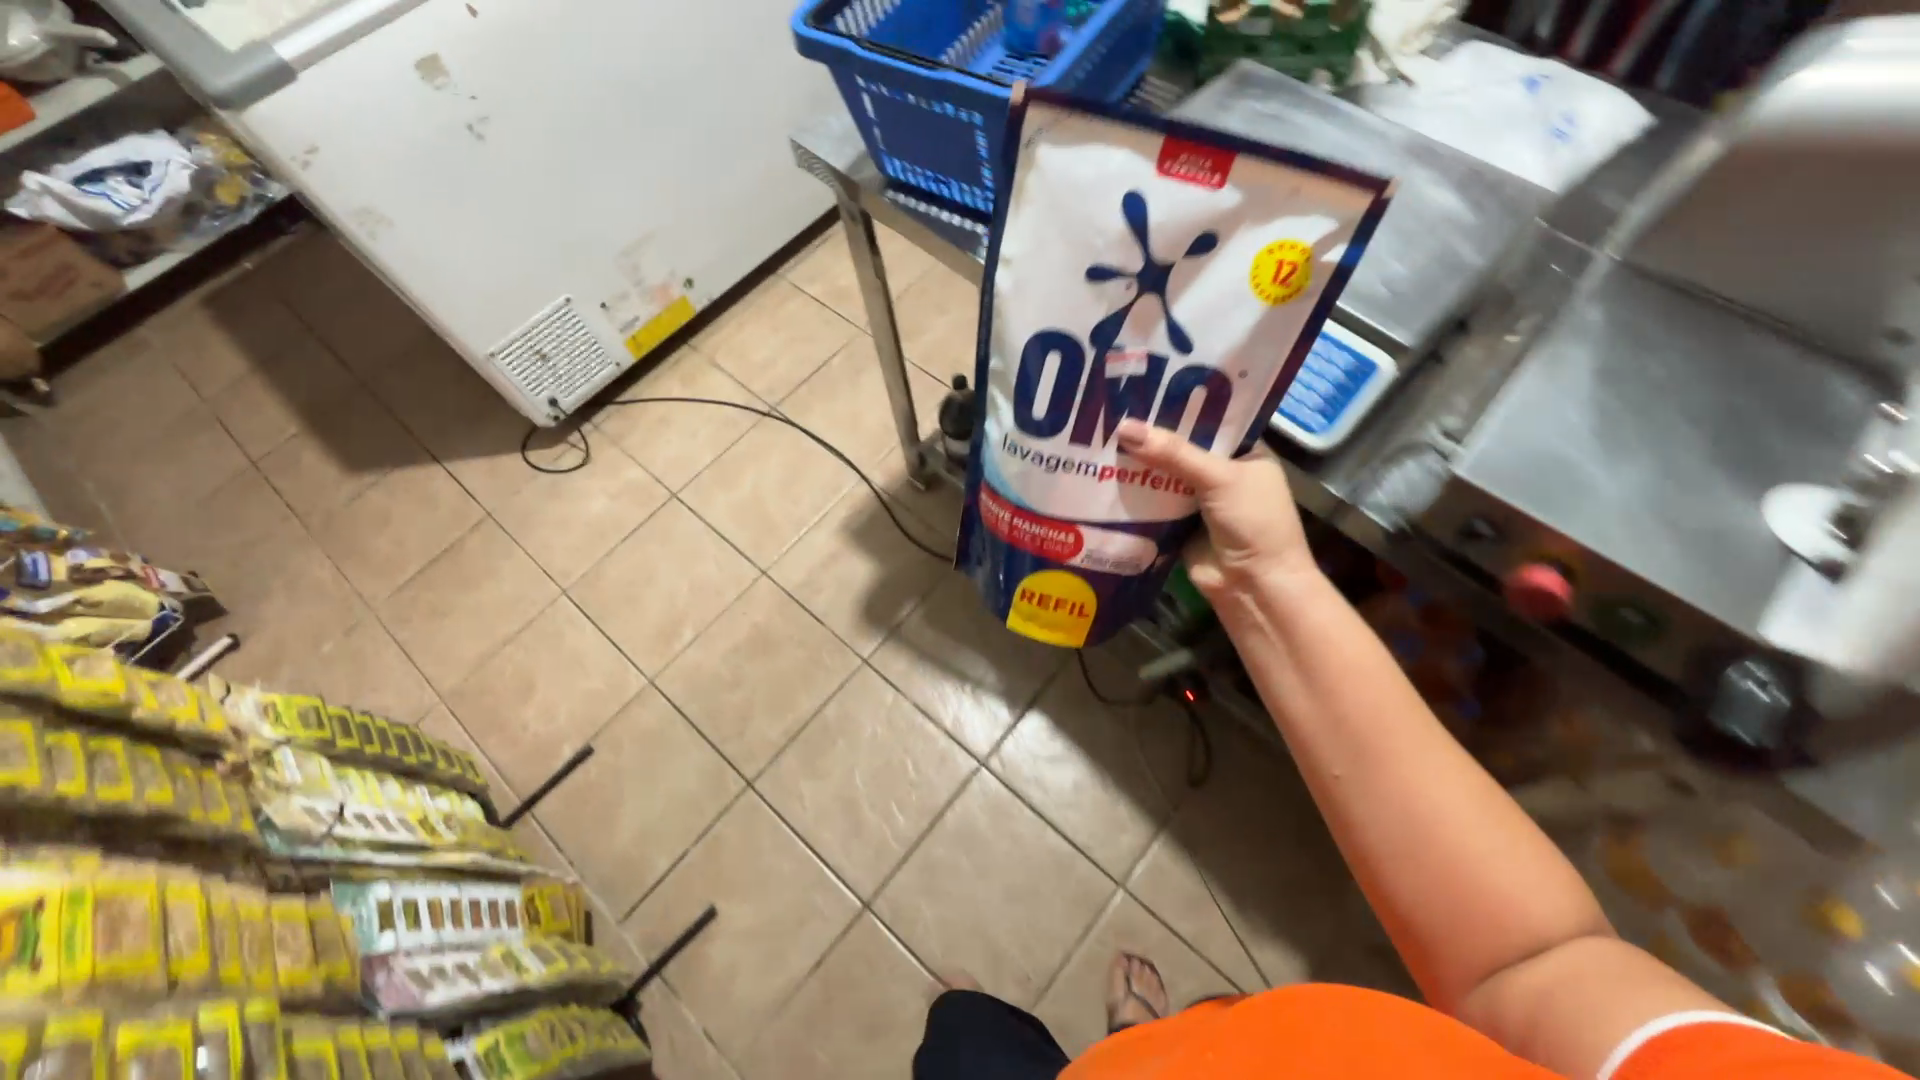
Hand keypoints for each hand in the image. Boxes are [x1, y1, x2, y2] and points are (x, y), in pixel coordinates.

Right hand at [1116, 419, 1316, 597]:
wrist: (1254, 587)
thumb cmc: (1254, 523)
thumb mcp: (1218, 478)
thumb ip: (1173, 453)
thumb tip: (1124, 427)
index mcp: (1245, 452)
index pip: (1209, 419)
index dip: (1179, 405)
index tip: (1142, 388)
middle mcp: (1223, 472)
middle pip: (1181, 447)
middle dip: (1151, 435)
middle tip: (1111, 410)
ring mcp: (1199, 500)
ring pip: (1163, 475)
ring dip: (1138, 463)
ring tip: (1099, 436)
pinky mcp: (1178, 524)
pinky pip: (1152, 502)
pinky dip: (1133, 493)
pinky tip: (1102, 474)